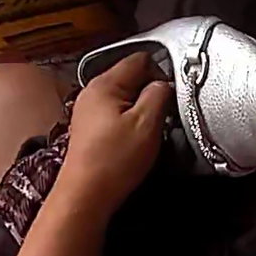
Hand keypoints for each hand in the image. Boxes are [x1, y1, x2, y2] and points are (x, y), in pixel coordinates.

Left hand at [53, 52, 173, 219]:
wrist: (86, 195)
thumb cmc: (113, 161)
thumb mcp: (147, 123)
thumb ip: (160, 95)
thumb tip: (166, 85)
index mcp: (105, 84)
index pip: (141, 59)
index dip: (162, 74)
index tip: (170, 98)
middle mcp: (92, 93)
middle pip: (132, 79)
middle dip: (151, 96)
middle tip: (160, 120)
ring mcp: (88, 112)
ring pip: (125, 100)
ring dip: (141, 114)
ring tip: (146, 136)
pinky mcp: (89, 131)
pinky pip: (116, 118)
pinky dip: (128, 127)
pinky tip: (132, 145)